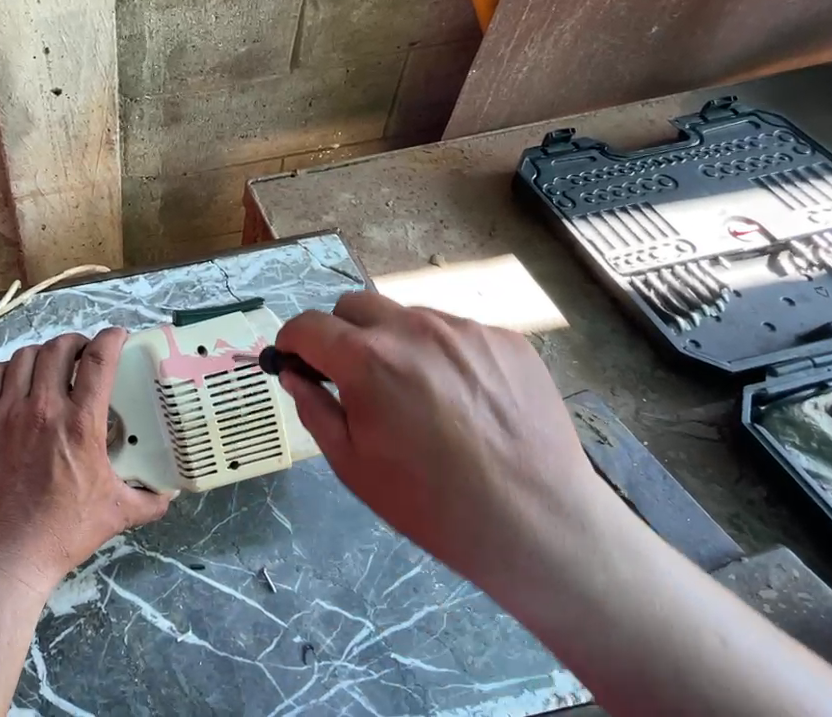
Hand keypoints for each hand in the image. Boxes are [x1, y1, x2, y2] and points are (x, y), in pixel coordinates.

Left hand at [0, 329, 170, 593]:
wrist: (6, 555)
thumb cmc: (60, 534)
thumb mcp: (115, 514)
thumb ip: (147, 500)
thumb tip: (167, 495)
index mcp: (81, 425)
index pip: (99, 360)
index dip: (111, 338)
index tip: (116, 336)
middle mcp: (43, 409)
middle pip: (59, 348)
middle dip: (75, 342)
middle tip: (82, 352)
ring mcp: (7, 413)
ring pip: (24, 357)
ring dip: (40, 354)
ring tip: (48, 365)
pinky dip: (3, 370)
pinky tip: (12, 379)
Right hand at [276, 290, 603, 585]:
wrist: (539, 525)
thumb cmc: (431, 504)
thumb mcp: (352, 465)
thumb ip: (314, 408)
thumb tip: (294, 374)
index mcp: (366, 360)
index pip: (308, 325)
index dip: (292, 341)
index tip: (295, 360)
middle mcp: (413, 329)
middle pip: (354, 305)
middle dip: (340, 333)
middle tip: (354, 378)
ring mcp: (465, 330)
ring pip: (407, 317)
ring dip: (394, 342)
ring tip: (418, 395)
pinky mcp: (506, 340)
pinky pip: (456, 332)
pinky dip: (443, 355)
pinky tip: (463, 400)